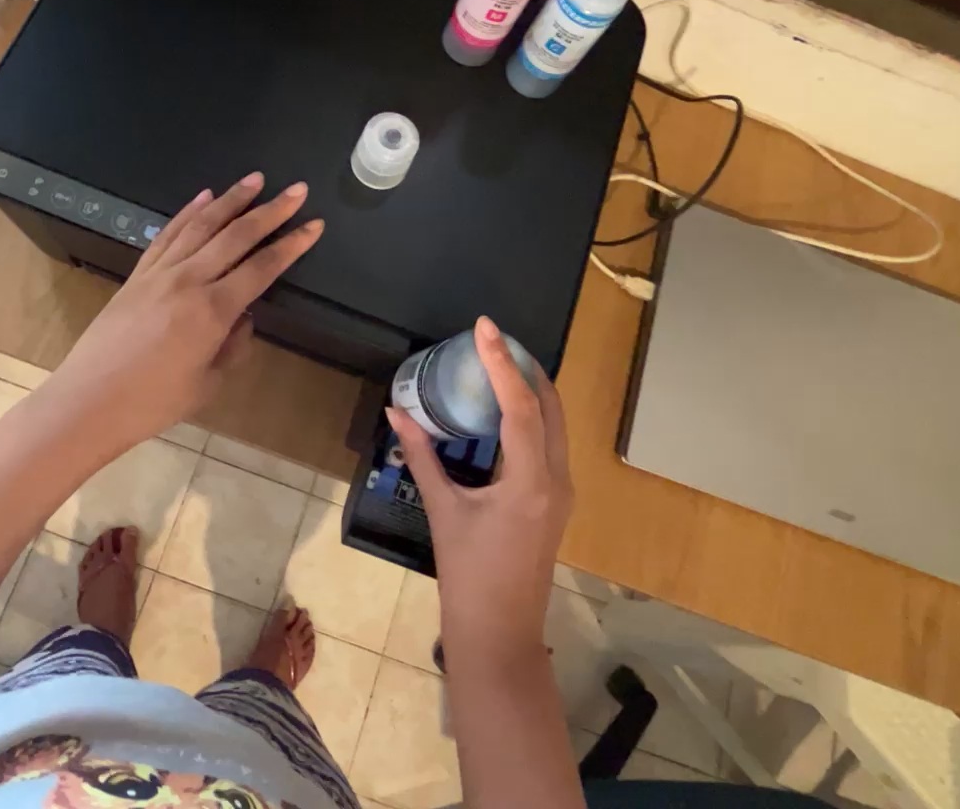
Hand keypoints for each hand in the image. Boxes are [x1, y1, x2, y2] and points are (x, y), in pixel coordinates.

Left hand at [40, 172, 323, 458]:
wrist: (88, 401)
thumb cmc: (153, 403)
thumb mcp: (208, 383)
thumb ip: (234, 346)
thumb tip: (244, 317)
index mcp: (213, 310)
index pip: (262, 268)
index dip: (292, 245)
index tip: (314, 225)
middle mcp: (189, 281)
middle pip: (237, 235)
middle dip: (271, 211)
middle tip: (296, 190)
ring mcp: (159, 273)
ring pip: (202, 225)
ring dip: (231, 199)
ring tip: (255, 180)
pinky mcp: (137, 275)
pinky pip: (167, 234)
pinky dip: (188, 213)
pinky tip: (204, 198)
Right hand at [390, 315, 570, 660]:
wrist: (499, 632)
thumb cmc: (467, 575)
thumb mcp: (443, 509)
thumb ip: (422, 455)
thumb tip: (397, 412)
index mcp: (530, 481)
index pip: (521, 406)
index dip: (503, 362)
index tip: (485, 327)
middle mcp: (556, 479)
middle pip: (550, 406)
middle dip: (525, 367)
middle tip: (492, 340)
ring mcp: (562, 491)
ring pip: (555, 423)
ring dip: (530, 389)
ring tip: (497, 363)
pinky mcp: (557, 500)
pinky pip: (549, 442)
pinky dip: (530, 416)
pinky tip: (502, 408)